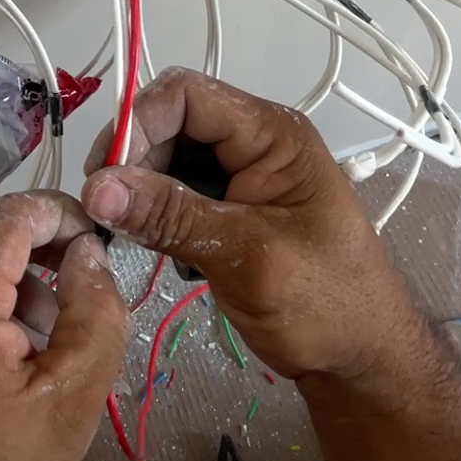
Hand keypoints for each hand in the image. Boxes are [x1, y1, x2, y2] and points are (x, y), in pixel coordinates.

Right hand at [79, 68, 424, 381]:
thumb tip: (96, 189)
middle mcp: (252, 140)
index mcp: (272, 133)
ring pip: (166, 153)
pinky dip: (154, 209)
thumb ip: (171, 217)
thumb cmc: (326, 306)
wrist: (364, 365)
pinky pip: (173, 185)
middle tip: (110, 209)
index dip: (138, 124)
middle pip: (170, 120)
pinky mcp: (226, 200)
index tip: (105, 176)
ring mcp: (239, 170)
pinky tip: (159, 243)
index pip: (185, 95)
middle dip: (134, 158)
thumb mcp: (246, 258)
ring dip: (141, 187)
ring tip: (134, 231)